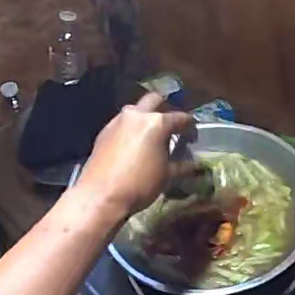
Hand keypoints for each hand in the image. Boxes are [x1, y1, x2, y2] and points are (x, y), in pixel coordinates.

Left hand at [73, 92, 196, 220]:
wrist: (100, 195)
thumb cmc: (139, 185)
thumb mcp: (166, 176)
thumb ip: (182, 165)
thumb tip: (194, 164)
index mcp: (157, 123)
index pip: (180, 118)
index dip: (190, 126)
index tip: (193, 136)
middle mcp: (136, 115)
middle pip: (155, 100)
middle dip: (166, 108)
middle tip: (171, 125)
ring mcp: (117, 121)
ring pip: (135, 110)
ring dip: (145, 116)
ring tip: (151, 135)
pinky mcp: (104, 131)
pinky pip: (122, 123)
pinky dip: (131, 128)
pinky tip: (133, 144)